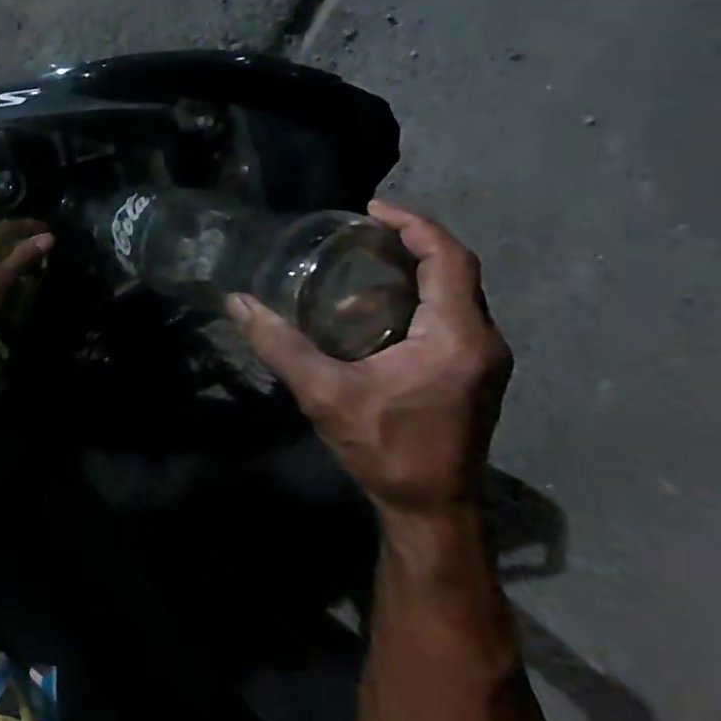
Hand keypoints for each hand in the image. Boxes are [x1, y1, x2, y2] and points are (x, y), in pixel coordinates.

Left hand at [0, 220, 53, 338]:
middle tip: (42, 255)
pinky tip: (13, 277)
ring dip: (14, 256)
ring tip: (31, 269)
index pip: (8, 226)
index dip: (29, 226)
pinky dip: (3, 264)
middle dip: (24, 244)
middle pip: (1, 237)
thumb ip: (24, 256)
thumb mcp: (4, 279)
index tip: (48, 230)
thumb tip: (48, 236)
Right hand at [226, 200, 511, 518]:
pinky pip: (454, 315)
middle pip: (456, 270)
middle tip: (361, 230)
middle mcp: (483, 341)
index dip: (414, 225)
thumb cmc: (386, 449)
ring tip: (365, 259)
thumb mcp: (325, 394)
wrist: (432, 511)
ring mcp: (483, 359)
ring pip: (457, 293)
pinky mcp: (474, 374)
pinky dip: (421, 295)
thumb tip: (237, 302)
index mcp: (458, 337)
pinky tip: (378, 306)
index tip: (370, 209)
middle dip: (411, 242)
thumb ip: (280, 346)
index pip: (449, 259)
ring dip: (416, 269)